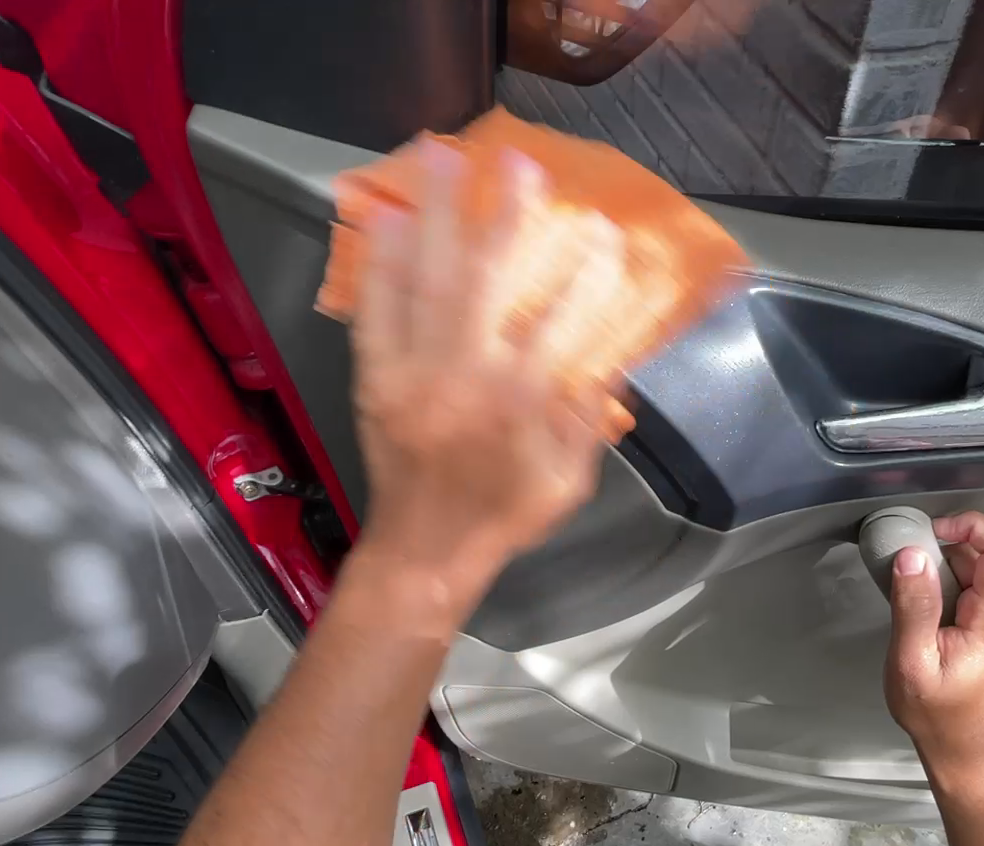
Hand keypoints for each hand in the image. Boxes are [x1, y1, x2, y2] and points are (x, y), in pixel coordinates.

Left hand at [351, 141, 623, 586]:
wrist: (426, 550)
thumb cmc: (504, 517)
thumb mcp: (568, 482)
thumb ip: (587, 420)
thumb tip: (607, 360)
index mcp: (521, 405)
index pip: (562, 324)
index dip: (588, 276)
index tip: (605, 235)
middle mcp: (466, 377)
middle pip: (487, 282)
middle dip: (507, 218)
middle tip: (521, 166)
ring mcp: (414, 373)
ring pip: (426, 282)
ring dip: (437, 216)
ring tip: (443, 158)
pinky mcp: (376, 379)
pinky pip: (375, 313)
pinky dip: (381, 265)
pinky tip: (388, 221)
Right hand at [883, 512, 983, 785]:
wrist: (968, 756)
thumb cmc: (939, 718)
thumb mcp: (912, 662)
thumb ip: (913, 606)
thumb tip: (912, 556)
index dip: (970, 525)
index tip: (932, 529)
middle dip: (946, 555)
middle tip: (907, 572)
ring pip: (982, 576)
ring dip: (946, 576)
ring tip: (914, 602)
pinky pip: (980, 595)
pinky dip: (952, 593)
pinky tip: (928, 618)